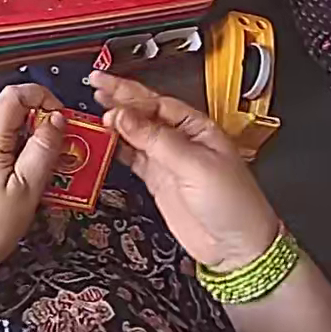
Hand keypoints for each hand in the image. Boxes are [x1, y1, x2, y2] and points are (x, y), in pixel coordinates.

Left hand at [0, 83, 67, 278]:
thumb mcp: (28, 187)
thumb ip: (45, 148)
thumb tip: (58, 120)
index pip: (16, 93)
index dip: (43, 97)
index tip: (62, 117)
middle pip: (17, 111)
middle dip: (46, 124)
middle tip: (65, 145)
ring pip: (15, 132)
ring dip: (39, 143)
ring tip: (56, 167)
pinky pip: (8, 150)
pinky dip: (27, 158)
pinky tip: (39, 180)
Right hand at [89, 71, 280, 272]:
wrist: (237, 248)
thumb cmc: (234, 202)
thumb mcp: (195, 164)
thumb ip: (156, 140)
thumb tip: (123, 116)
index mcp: (195, 126)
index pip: (157, 103)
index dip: (132, 100)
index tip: (110, 103)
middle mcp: (179, 138)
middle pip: (144, 111)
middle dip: (119, 96)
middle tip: (96, 83)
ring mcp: (167, 158)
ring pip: (134, 132)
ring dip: (114, 121)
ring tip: (94, 109)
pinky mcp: (157, 179)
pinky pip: (131, 156)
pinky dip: (115, 148)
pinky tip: (103, 140)